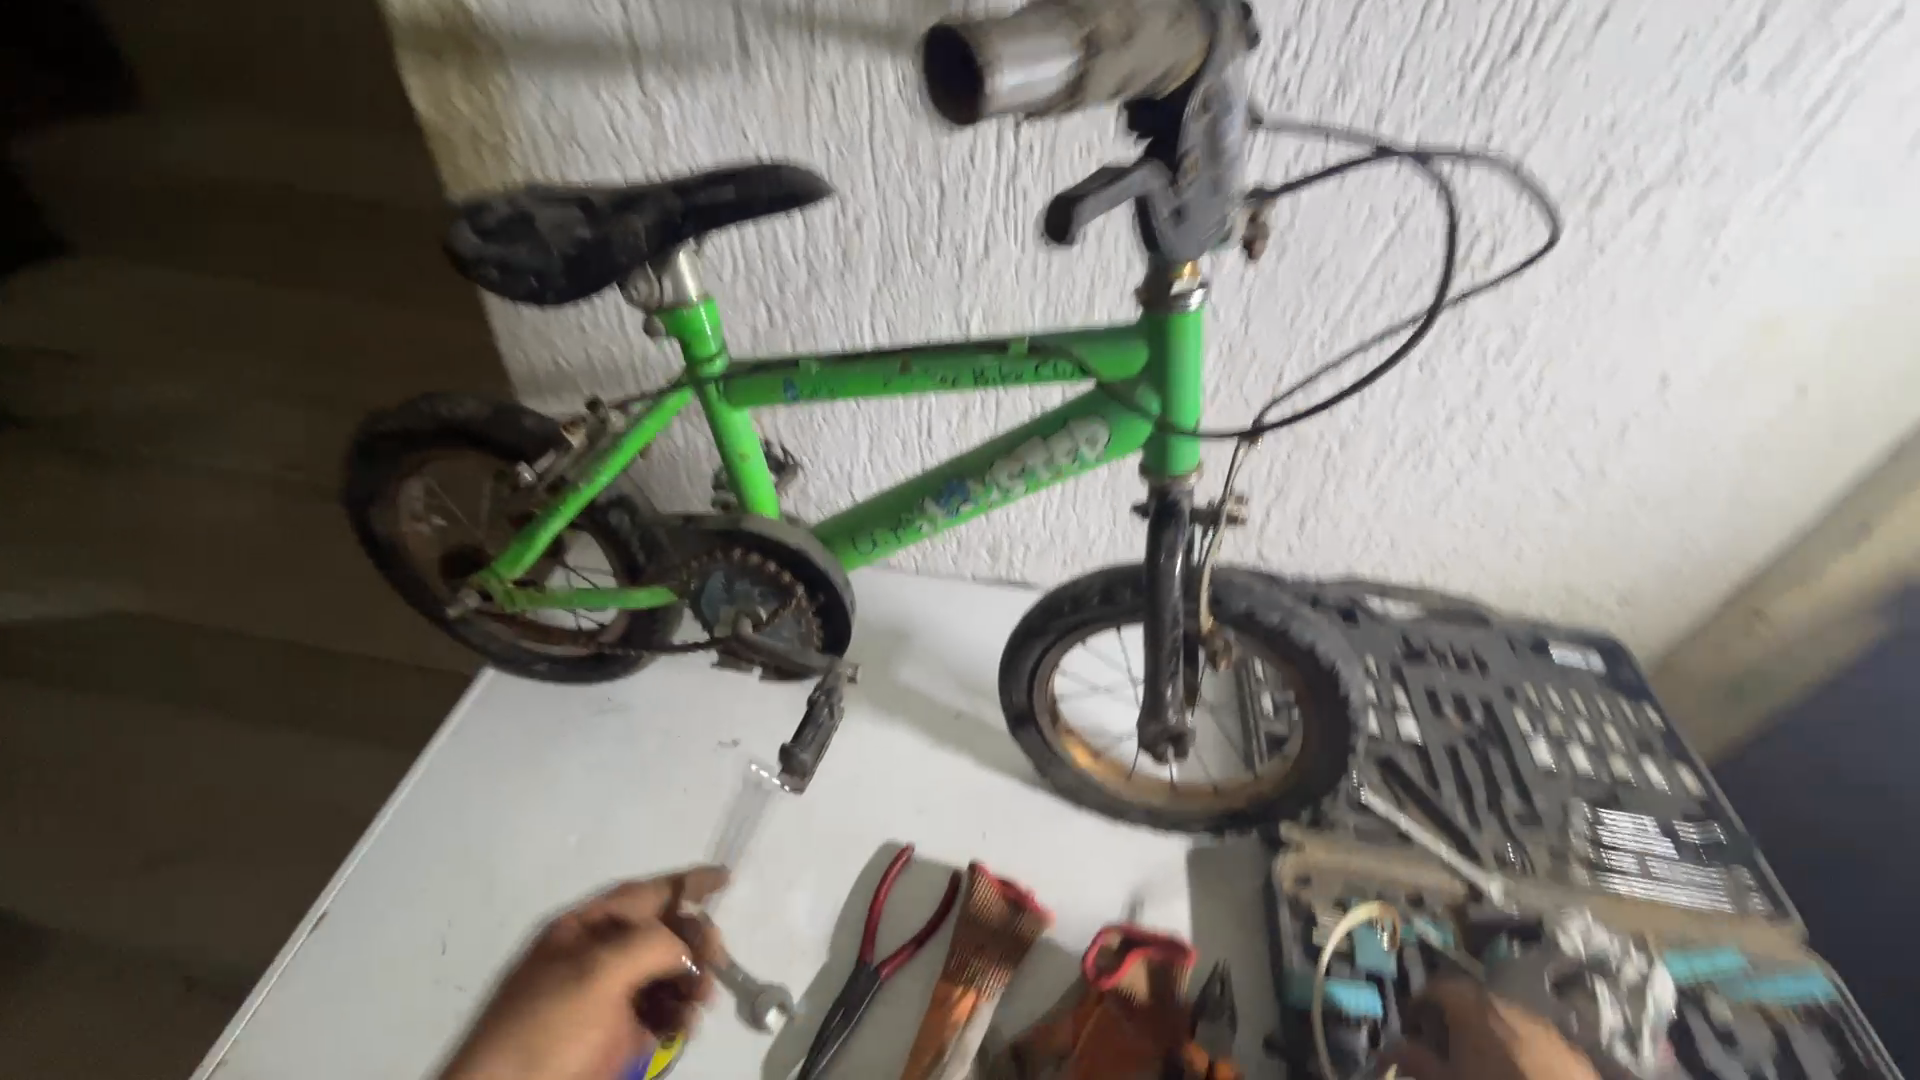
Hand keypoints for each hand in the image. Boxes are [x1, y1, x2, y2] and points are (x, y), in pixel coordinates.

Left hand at [437, 867, 729, 1079]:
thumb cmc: (543, 1029)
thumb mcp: (595, 973)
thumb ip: (650, 945)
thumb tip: (686, 951)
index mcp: (584, 929)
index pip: (644, 893)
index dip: (685, 883)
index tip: (726, 878)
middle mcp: (600, 956)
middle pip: (663, 932)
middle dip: (695, 940)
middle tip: (715, 960)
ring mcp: (609, 998)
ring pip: (668, 973)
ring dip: (693, 980)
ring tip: (701, 999)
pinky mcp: (618, 1037)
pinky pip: (662, 1012)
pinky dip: (681, 1014)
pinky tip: (686, 1024)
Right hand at [1380, 976, 1598, 1079]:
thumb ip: (1415, 1060)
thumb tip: (1390, 1046)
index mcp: (1472, 1007)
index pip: (1436, 987)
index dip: (1420, 1005)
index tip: (1415, 1030)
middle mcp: (1508, 1005)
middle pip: (1472, 1001)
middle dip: (1456, 1020)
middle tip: (1448, 1050)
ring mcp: (1546, 1028)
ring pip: (1506, 1020)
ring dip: (1490, 1035)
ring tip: (1484, 1066)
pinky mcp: (1575, 1054)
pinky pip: (1537, 1042)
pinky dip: (1522, 1051)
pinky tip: (1520, 1075)